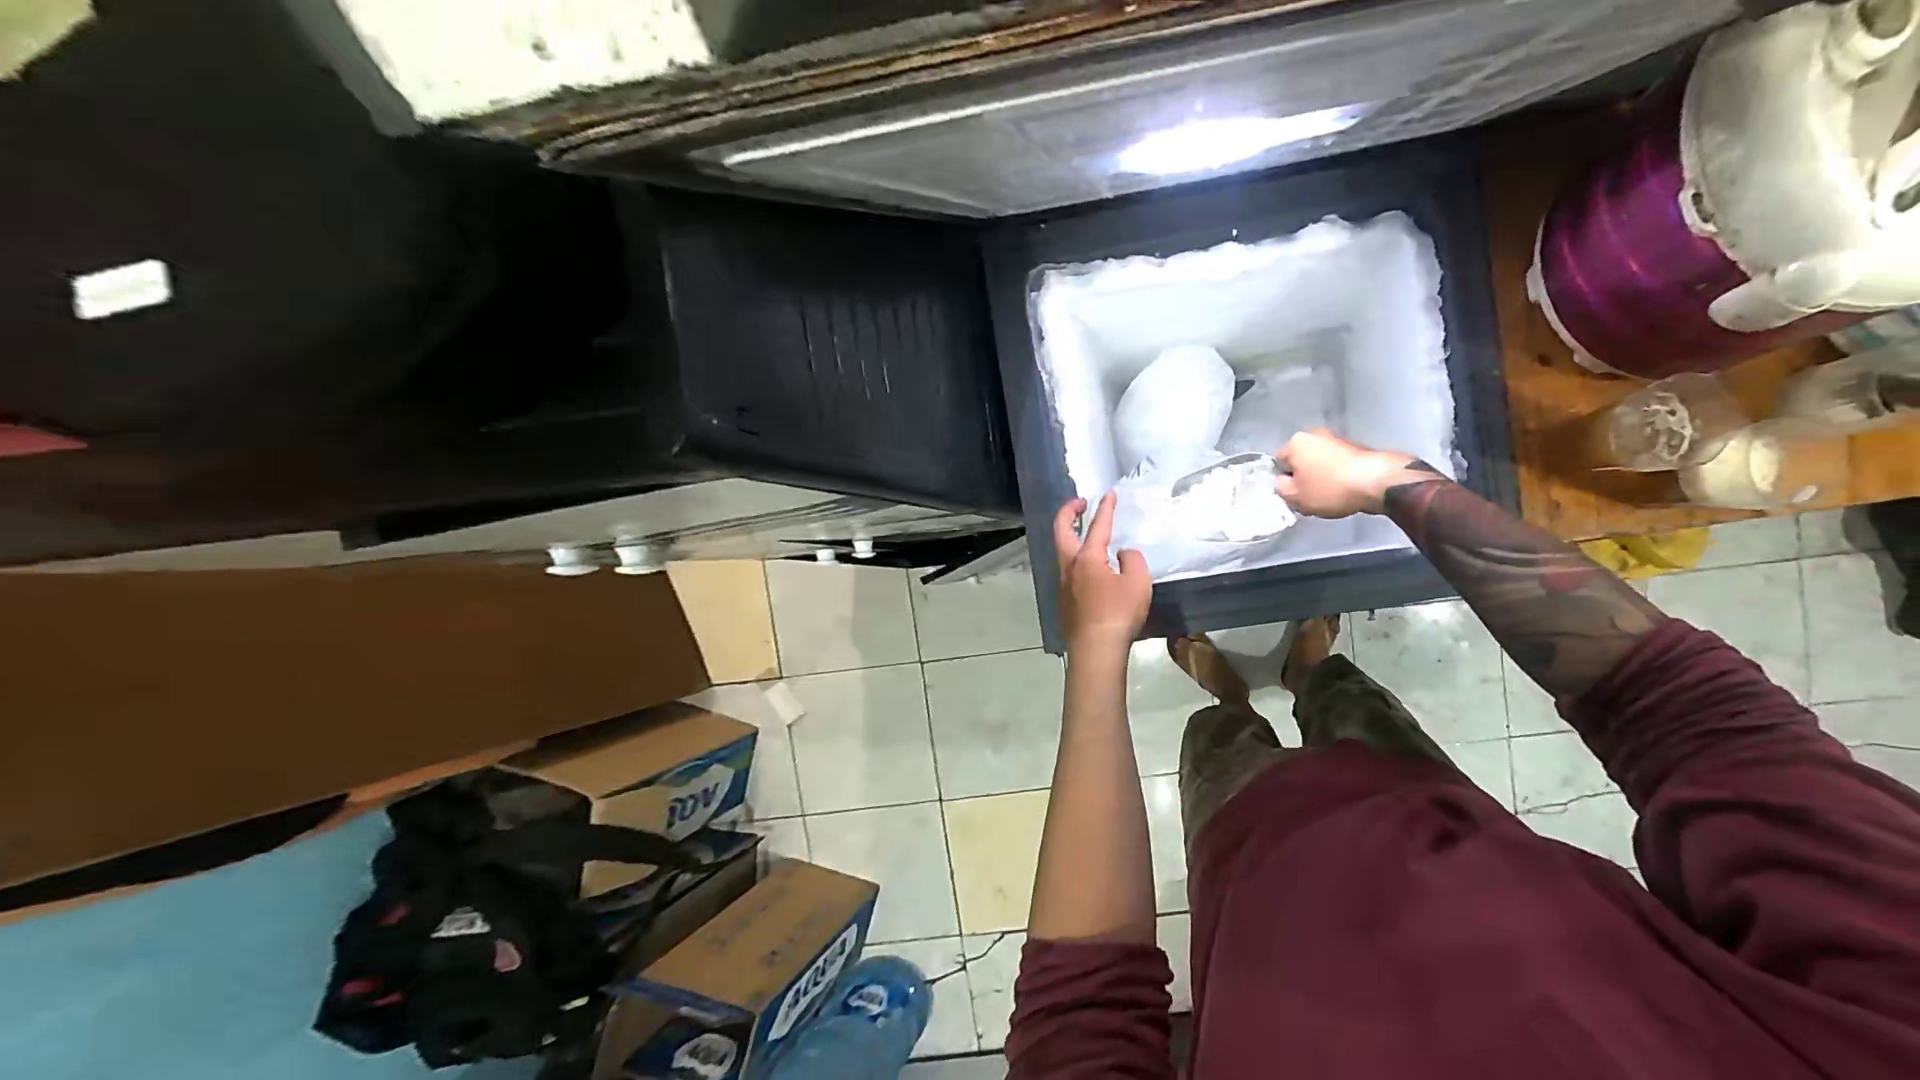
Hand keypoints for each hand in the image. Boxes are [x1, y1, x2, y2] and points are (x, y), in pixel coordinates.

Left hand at [1053, 493, 1151, 653]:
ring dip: (1070, 537)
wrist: (1095, 649)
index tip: (1109, 494)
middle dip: (1068, 512)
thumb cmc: (1118, 614)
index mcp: (1086, 558)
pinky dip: (1076, 560)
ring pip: (1062, 552)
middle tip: (1080, 503)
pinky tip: (1091, 570)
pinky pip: (1067, 572)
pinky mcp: (1063, 601)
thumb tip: (1121, 555)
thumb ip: (1132, 560)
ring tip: (1084, 534)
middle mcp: (1069, 567)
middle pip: (1061, 531)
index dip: (1105, 508)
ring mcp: (1062, 585)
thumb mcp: (1138, 582)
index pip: (1097, 526)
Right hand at [1274, 429, 1422, 517]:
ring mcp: (1337, 439)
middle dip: (1304, 476)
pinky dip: (1338, 475)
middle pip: (1300, 461)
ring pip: (1319, 462)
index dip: (1285, 481)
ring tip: (1331, 494)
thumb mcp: (1294, 497)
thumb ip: (1280, 488)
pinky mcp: (1356, 447)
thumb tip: (1283, 481)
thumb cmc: (1330, 488)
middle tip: (1311, 496)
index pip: (1279, 463)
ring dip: (1321, 476)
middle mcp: (1314, 434)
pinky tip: (1345, 489)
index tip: (1296, 494)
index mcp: (1295, 442)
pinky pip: (1337, 464)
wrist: (1379, 482)